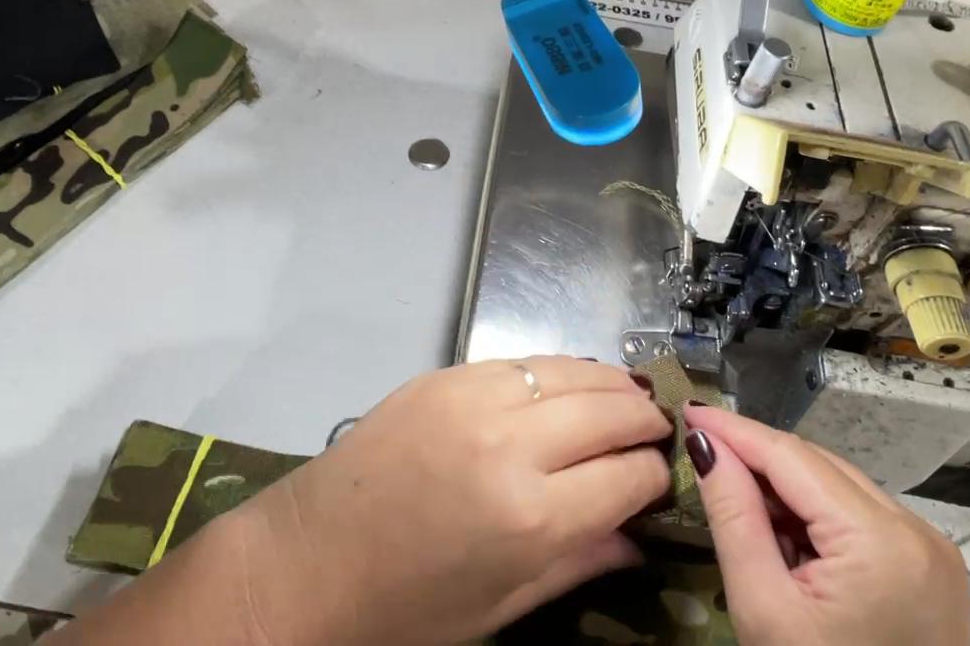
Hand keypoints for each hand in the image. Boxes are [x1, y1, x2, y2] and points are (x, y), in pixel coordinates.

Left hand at [238, 357, 671, 644]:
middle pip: (608, 411)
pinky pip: (520, 362)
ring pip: (569, 370)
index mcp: (530, 517)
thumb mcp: (500, 605)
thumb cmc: (405, 608)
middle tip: (659, 427)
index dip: (655, 476)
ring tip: (627, 396)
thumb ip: (579, 563)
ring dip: (607, 383)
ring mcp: (472, 398)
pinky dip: (556, 371)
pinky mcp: (442, 375)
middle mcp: (509, 443)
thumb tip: (639, 542)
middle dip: (645, 418)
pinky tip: (567, 384)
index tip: (663, 476)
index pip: (627, 477)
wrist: (306, 563)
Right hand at [684, 404, 969, 645]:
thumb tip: (705, 443)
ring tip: (736, 496)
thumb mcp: (762, 607)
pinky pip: (860, 513)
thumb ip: (734, 515)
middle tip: (702, 450)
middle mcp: (917, 529)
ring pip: (839, 484)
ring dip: (785, 484)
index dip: (736, 428)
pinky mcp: (931, 564)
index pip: (792, 457)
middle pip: (818, 465)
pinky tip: (783, 531)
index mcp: (881, 540)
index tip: (688, 409)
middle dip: (758, 455)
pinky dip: (816, 512)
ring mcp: (932, 547)